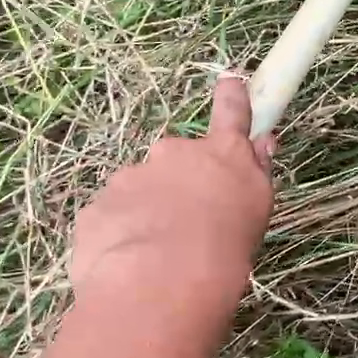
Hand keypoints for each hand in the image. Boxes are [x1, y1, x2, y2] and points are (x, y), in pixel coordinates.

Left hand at [70, 75, 274, 317]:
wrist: (162, 279)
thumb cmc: (227, 241)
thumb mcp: (258, 205)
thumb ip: (257, 170)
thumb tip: (262, 143)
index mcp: (222, 152)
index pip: (231, 112)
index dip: (232, 95)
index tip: (230, 78)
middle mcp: (174, 153)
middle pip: (177, 158)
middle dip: (180, 179)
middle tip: (190, 217)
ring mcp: (129, 178)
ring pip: (141, 188)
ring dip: (149, 209)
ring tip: (160, 250)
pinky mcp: (95, 208)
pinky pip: (111, 216)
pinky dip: (121, 232)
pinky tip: (133, 260)